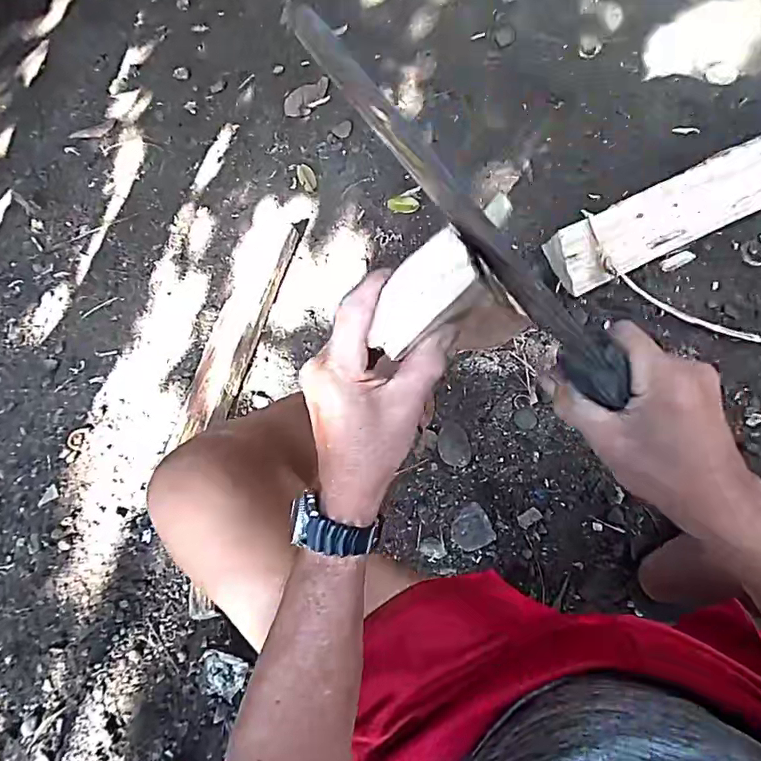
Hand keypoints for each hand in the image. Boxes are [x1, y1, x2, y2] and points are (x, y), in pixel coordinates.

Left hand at [302, 270, 451, 525]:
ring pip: (352, 335)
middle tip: (413, 300)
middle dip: (385, 309)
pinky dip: (374, 347)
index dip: (375, 287)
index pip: (353, 312)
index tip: (395, 273)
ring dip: (381, 330)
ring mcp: (318, 374)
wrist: (349, 487)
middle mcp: (320, 367)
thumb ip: (427, 361)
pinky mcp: (325, 382)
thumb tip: (441, 332)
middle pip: (353, 320)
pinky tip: (394, 354)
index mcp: (336, 369)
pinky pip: (351, 351)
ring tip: (409, 332)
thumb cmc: (371, 454)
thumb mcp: (408, 403)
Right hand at [551, 322, 760, 547]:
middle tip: (614, 412)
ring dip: (639, 387)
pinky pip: (672, 378)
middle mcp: (688, 368)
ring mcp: (703, 378)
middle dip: (619, 375)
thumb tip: (552, 381)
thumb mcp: (608, 441)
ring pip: (653, 365)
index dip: (599, 347)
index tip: (590, 370)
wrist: (714, 498)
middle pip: (637, 351)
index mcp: (663, 373)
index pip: (622, 331)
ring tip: (636, 424)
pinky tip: (656, 426)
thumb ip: (574, 405)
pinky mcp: (709, 389)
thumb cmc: (668, 477)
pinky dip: (658, 394)